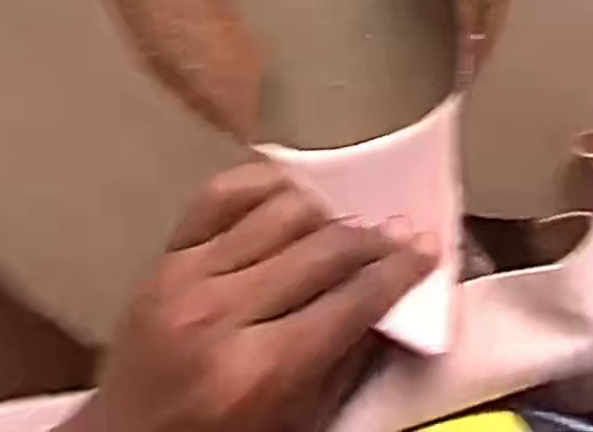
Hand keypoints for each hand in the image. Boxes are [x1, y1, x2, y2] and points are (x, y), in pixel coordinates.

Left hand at [62, 162, 435, 431]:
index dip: (399, 271)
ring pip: (285, 210)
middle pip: (325, 248)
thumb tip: (396, 291)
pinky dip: (267, 185)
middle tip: (398, 236)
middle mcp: (219, 316)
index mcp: (254, 376)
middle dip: (374, 240)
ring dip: (328, 214)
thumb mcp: (297, 427)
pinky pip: (225, 192)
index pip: (351, 301)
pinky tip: (291, 198)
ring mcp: (185, 278)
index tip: (428, 248)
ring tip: (343, 229)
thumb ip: (348, 356)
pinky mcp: (163, 256)